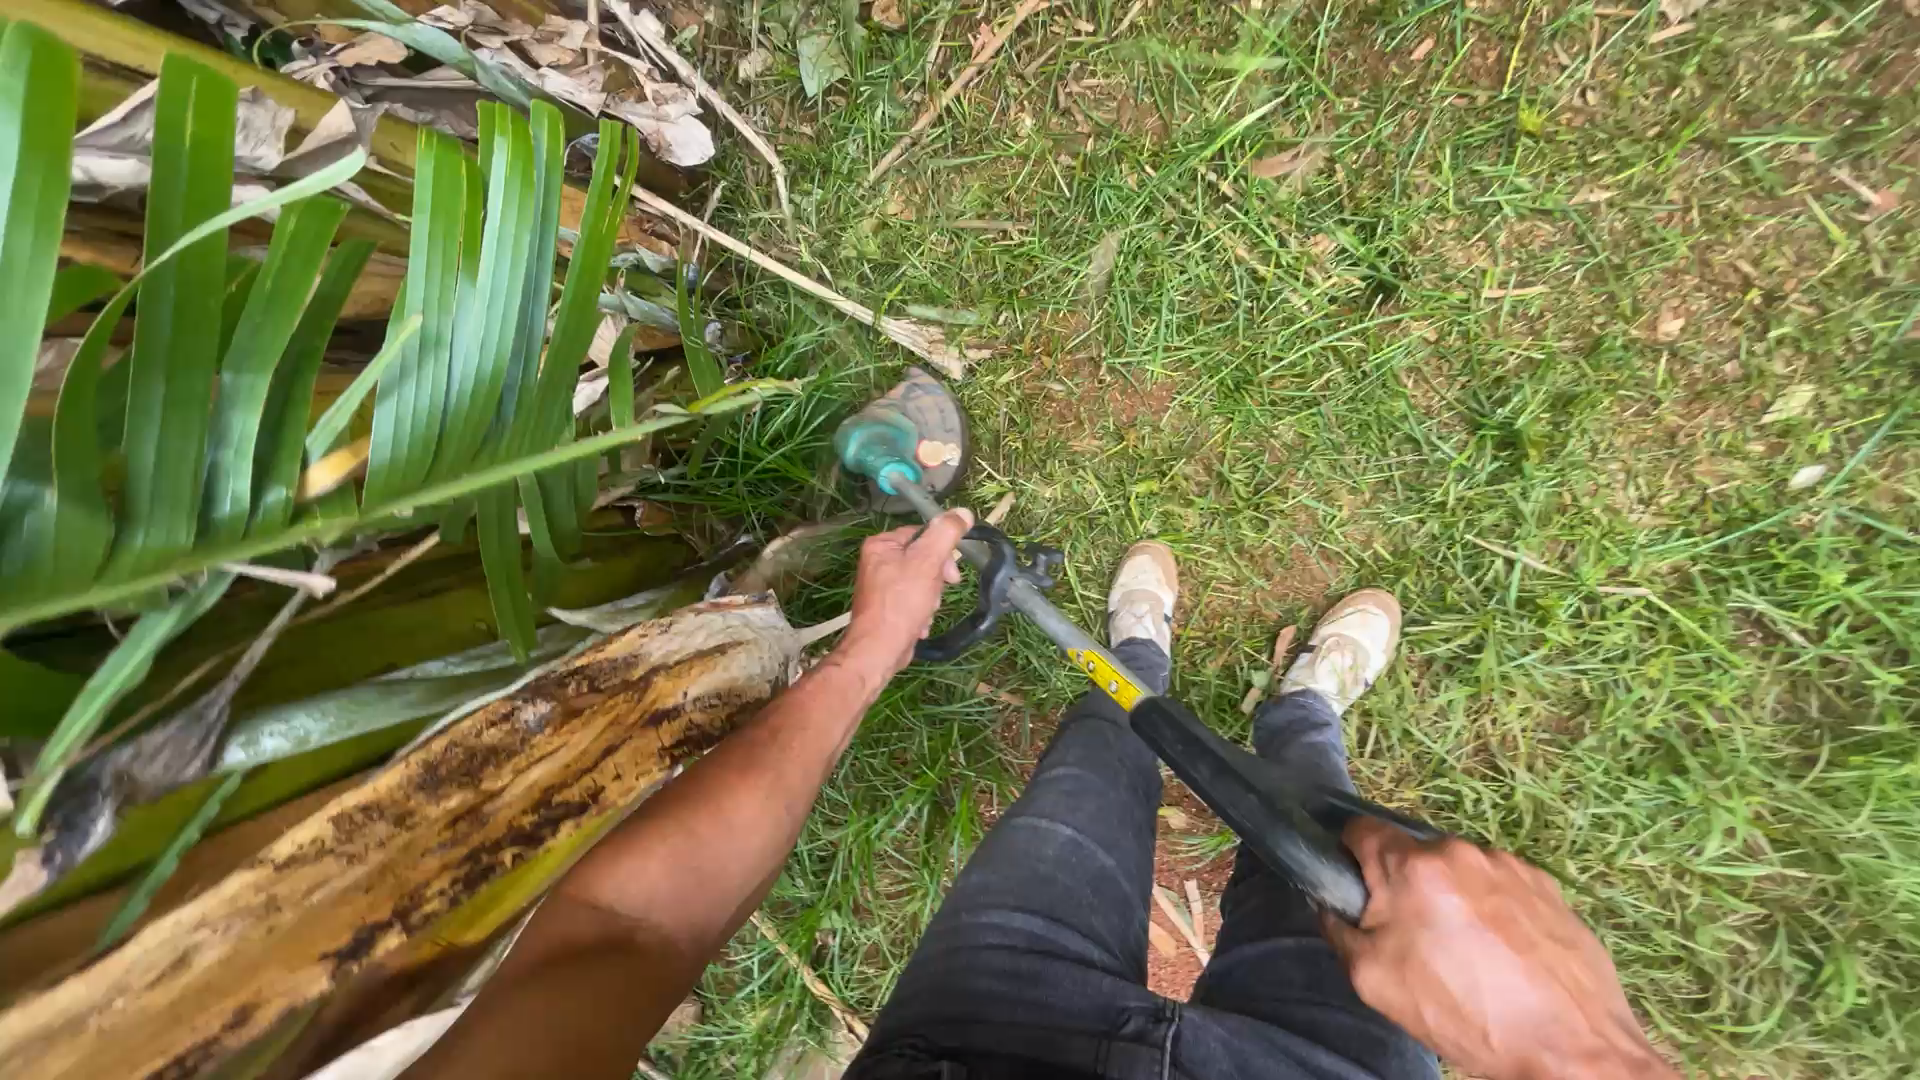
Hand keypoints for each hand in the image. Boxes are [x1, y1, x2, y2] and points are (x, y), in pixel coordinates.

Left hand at [834, 508, 972, 677]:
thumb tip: (963, 512)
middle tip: (937, 593)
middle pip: (923, 559)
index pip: (922, 534)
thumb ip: (946, 534)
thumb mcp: (927, 561)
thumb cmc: (901, 602)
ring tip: (925, 611)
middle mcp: (877, 561)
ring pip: (922, 581)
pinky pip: (913, 600)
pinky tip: (919, 623)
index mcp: (881, 544)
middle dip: (936, 579)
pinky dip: (921, 611)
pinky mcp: (887, 607)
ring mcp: (881, 586)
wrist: (879, 649)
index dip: (942, 552)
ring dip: (931, 598)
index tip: (952, 574)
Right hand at [1323, 818, 1675, 1079]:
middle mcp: (1457, 851)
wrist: (1574, 1056)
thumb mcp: (1372, 980)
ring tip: (1470, 949)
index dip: (1350, 856)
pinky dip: (1493, 907)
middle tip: (1418, 935)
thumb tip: (1332, 904)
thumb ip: (1337, 928)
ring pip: (1457, 868)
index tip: (1361, 891)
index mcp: (1410, 865)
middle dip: (1406, 884)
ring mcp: (1508, 865)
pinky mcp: (1548, 887)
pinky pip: (1500, 883)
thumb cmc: (1462, 1014)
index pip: (1358, 828)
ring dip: (1452, 894)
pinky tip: (1506, 953)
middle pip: (1411, 852)